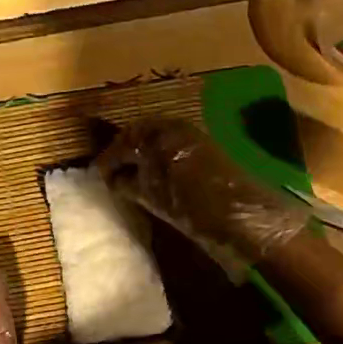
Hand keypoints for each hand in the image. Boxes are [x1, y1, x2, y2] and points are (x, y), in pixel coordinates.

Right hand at [94, 118, 308, 264]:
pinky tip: (158, 176)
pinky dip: (161, 157)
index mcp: (158, 134)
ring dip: (144, 153)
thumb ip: (129, 184)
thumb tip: (112, 178)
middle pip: (141, 133)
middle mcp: (176, 126)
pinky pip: (175, 145)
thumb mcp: (154, 198)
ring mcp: (195, 135)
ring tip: (132, 175)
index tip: (98, 175)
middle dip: (125, 150)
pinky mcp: (210, 148)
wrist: (245, 216)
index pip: (124, 140)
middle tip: (113, 171)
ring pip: (159, 138)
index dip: (109, 158)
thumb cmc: (194, 207)